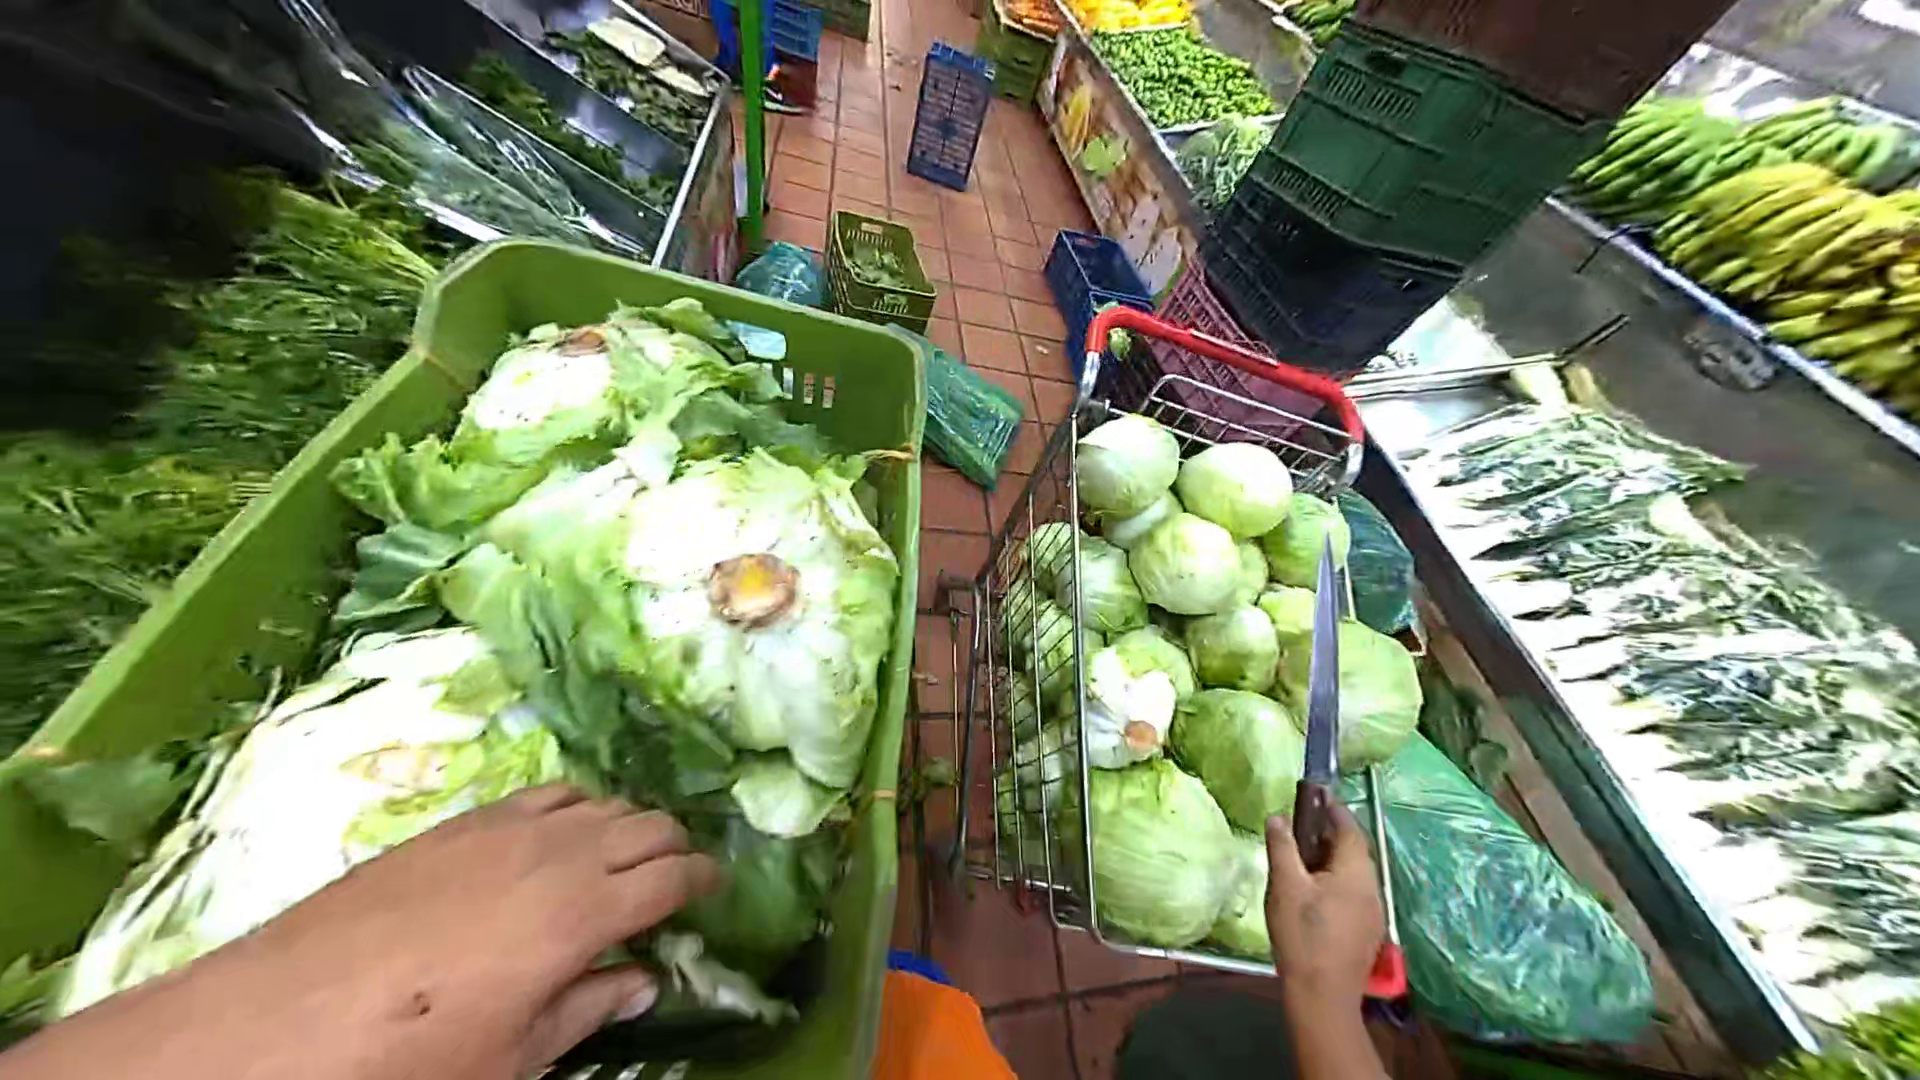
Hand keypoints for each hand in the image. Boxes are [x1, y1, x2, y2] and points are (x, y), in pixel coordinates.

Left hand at [3, 785, 720, 1079]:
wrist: (263, 1030)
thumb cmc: (402, 1064)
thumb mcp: (508, 1061)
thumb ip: (588, 1009)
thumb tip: (645, 983)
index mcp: (584, 916)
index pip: (672, 879)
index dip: (704, 878)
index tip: (716, 884)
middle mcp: (565, 855)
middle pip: (652, 827)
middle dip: (676, 847)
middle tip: (674, 874)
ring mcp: (518, 827)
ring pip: (607, 803)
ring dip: (629, 826)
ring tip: (621, 856)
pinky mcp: (474, 818)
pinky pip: (553, 792)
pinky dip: (579, 807)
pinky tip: (564, 832)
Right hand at [1264, 801, 1384, 1017]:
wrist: (1321, 995)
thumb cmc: (1302, 933)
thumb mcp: (1284, 883)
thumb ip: (1282, 846)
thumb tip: (1279, 816)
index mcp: (1355, 875)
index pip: (1350, 830)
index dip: (1334, 809)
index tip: (1316, 793)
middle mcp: (1371, 890)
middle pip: (1354, 851)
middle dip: (1330, 832)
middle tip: (1301, 822)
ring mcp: (1372, 913)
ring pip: (1353, 872)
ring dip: (1331, 856)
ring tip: (1302, 852)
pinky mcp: (1365, 931)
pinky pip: (1352, 891)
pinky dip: (1334, 877)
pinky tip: (1313, 886)